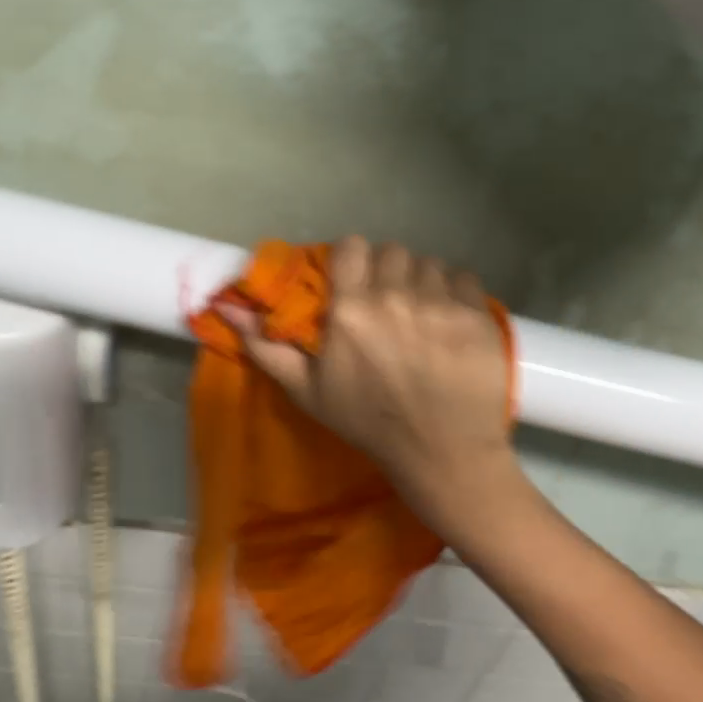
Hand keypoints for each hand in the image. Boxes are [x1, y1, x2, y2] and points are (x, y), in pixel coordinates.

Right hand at [217, 237, 520, 527]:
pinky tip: (450, 322)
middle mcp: (395, 297)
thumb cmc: (368, 422)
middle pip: (391, 252)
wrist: (441, 454)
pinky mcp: (477, 314)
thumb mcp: (307, 390)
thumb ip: (266, 346)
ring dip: (422, 283)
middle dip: (387, 272)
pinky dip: (456, 292)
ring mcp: (440, 304)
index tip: (355, 282)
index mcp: (352, 311)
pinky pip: (462, 277)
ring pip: (427, 264)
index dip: (353, 261)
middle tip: (389, 304)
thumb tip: (226, 307)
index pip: (352, 246)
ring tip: (422, 316)